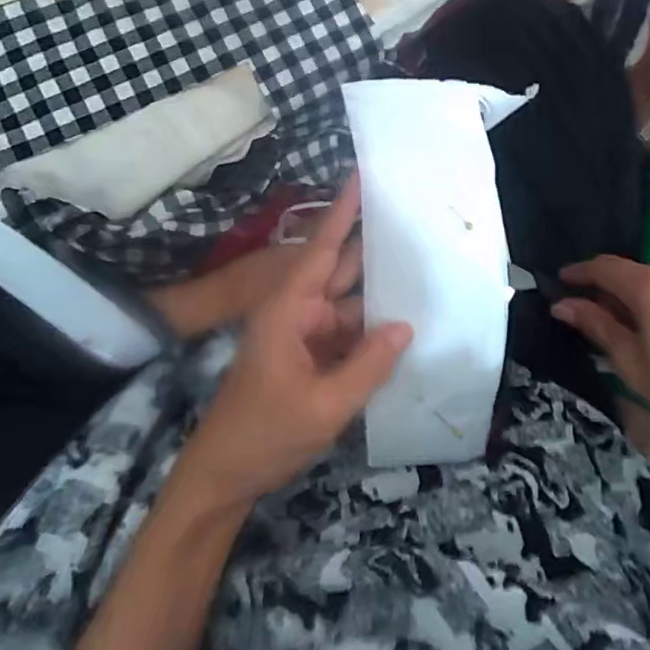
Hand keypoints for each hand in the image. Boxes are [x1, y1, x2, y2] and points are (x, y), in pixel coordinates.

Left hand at [173, 177, 412, 508]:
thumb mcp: (323, 405)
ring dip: (381, 291)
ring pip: (351, 303)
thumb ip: (368, 366)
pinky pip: (350, 332)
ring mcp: (306, 334)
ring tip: (426, 268)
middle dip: (374, 244)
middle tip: (414, 218)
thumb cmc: (264, 434)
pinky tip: (407, 320)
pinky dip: (374, 328)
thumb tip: (406, 325)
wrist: (223, 475)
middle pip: (342, 269)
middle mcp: (299, 310)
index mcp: (290, 308)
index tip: (362, 174)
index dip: (343, 210)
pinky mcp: (312, 356)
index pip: (324, 248)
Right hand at [552, 257, 649, 490]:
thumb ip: (597, 326)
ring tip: (642, 335)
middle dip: (615, 293)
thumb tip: (563, 304)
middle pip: (636, 274)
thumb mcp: (634, 366)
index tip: (562, 281)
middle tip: (600, 321)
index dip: (580, 273)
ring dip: (647, 299)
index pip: (605, 266)